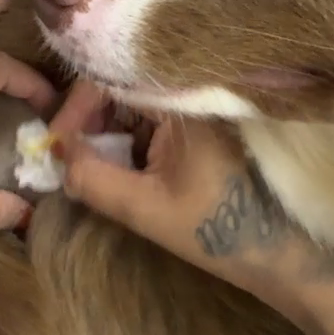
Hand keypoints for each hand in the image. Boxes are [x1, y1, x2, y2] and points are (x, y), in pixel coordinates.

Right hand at [48, 80, 333, 318]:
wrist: (278, 254)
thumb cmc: (217, 229)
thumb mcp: (145, 209)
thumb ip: (93, 180)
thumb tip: (56, 156)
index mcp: (182, 101)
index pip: (112, 79)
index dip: (76, 107)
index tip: (55, 142)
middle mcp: (189, 93)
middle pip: (120, 85)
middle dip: (87, 120)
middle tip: (66, 155)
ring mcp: (194, 109)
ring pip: (131, 103)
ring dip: (103, 130)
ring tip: (85, 163)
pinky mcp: (196, 127)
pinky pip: (148, 118)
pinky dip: (124, 138)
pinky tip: (115, 165)